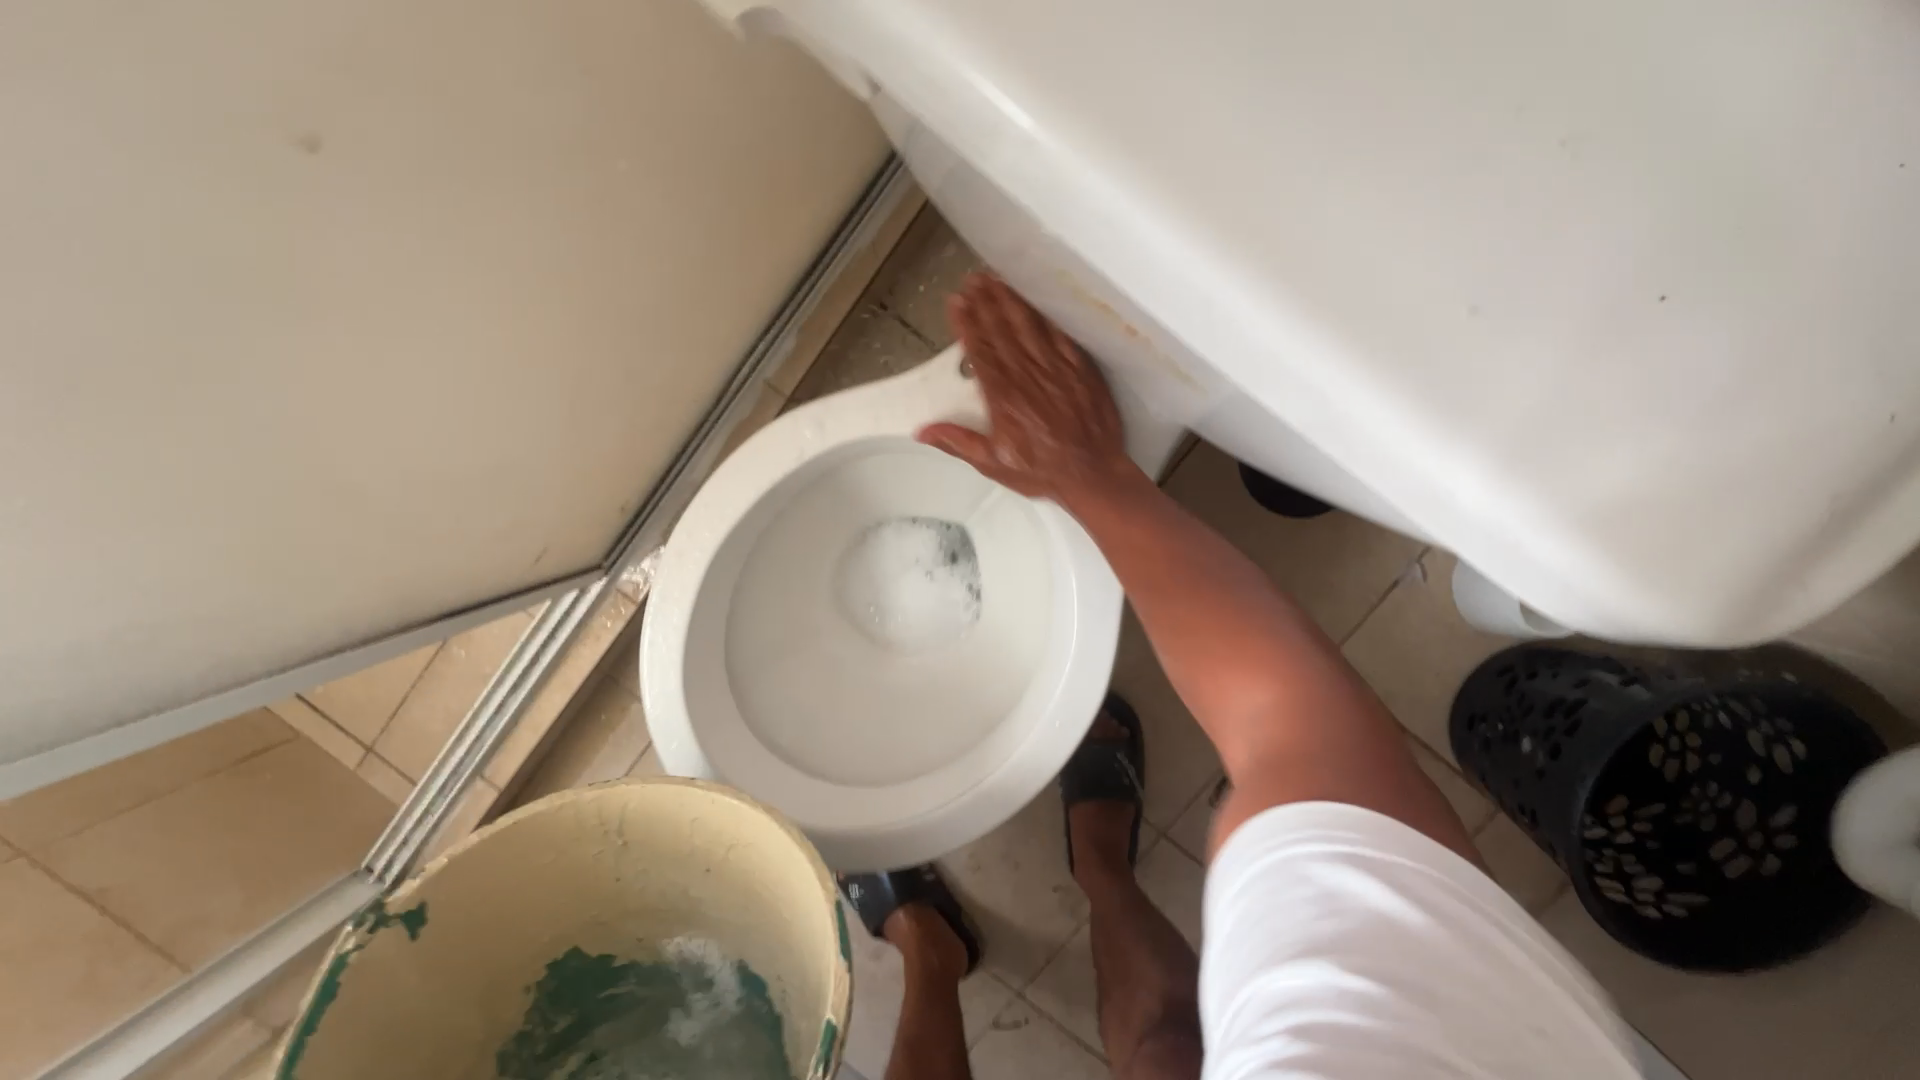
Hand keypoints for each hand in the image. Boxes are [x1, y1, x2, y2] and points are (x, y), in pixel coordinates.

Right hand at [918, 274, 1138, 505]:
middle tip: (973, 279)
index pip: (980, 352)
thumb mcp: (994, 464)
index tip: (956, 302)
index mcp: (1004, 398)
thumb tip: (923, 431)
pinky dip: (1047, 316)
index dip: (967, 324)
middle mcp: (1028, 377)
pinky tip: (1038, 300)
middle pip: (1002, 331)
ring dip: (1012, 300)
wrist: (1093, 475)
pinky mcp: (1081, 370)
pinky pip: (1061, 335)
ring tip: (998, 279)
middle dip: (986, 302)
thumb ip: (958, 443)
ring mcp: (1057, 370)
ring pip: (1030, 326)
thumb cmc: (1043, 472)